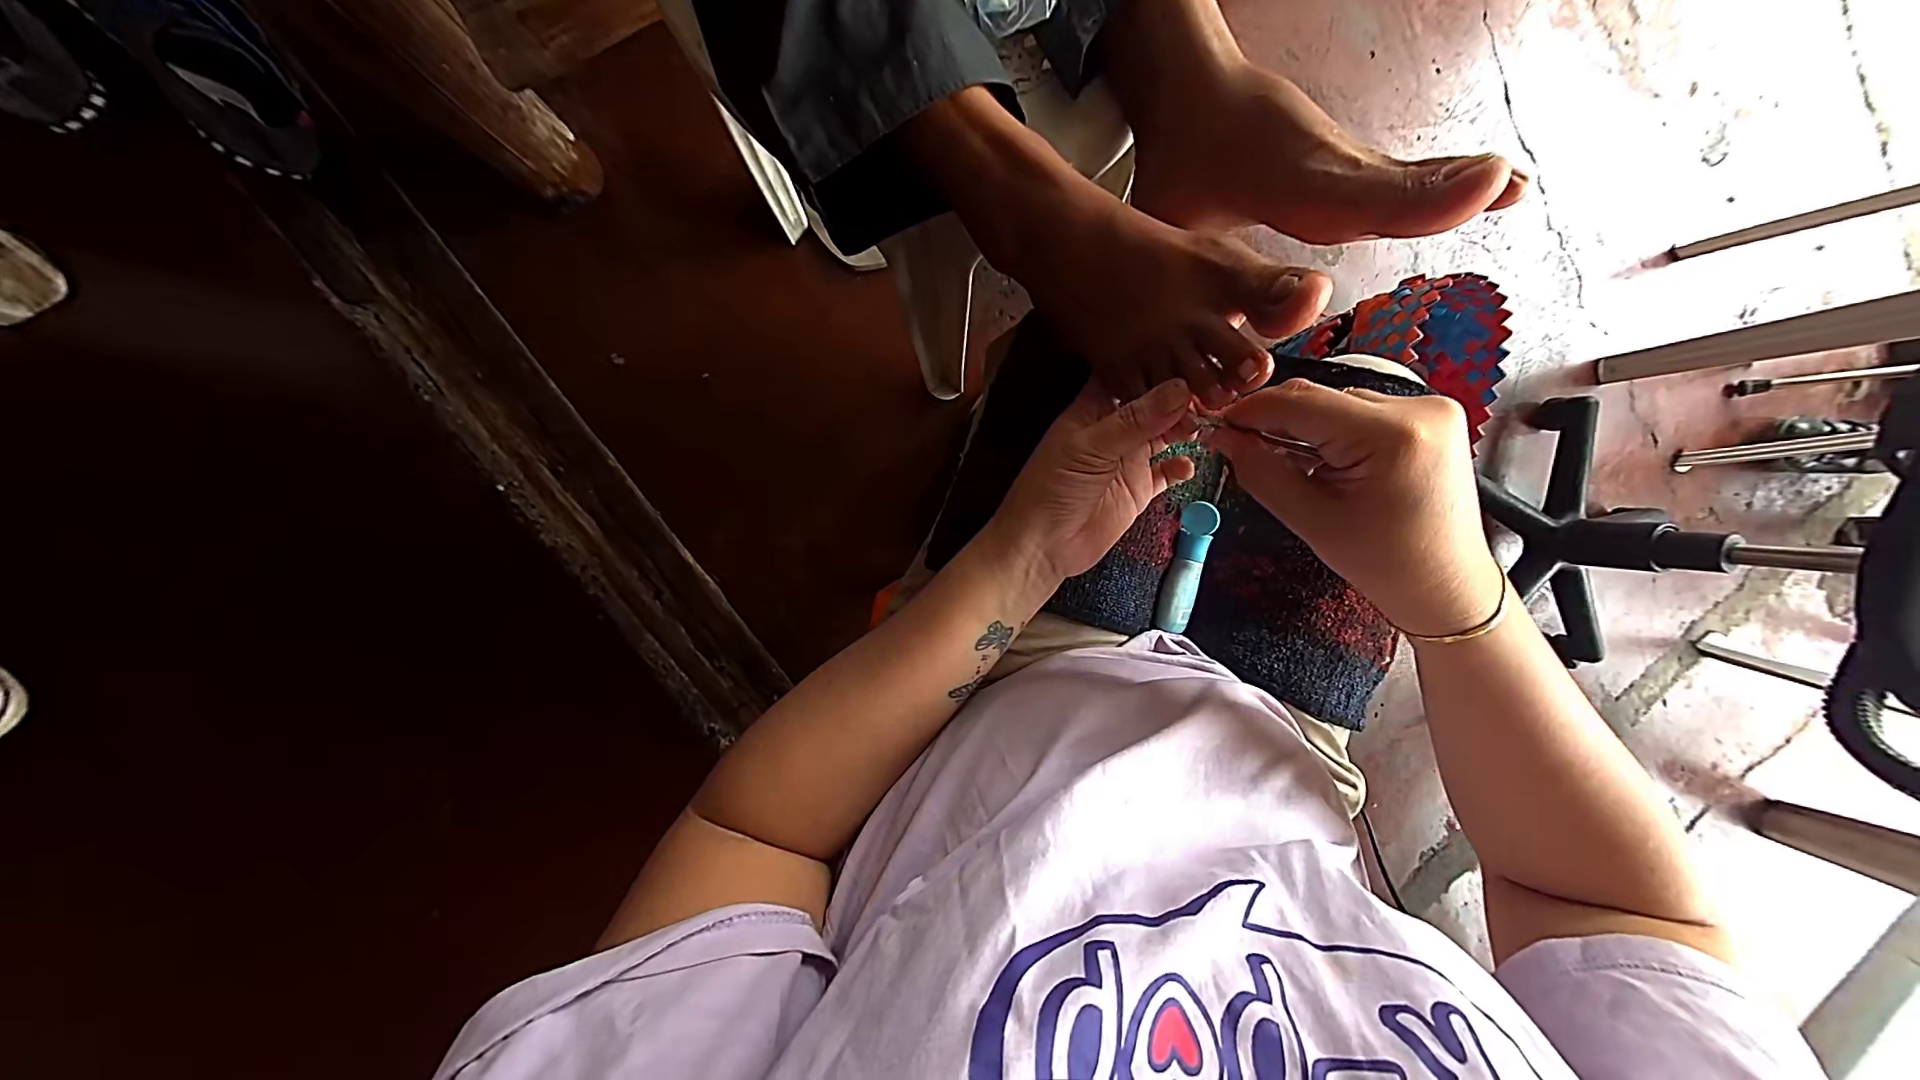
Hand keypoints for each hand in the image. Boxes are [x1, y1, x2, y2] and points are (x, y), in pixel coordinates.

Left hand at [986, 378, 1199, 582]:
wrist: (1043, 546)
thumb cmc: (1052, 488)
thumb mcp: (1091, 447)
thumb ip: (1135, 420)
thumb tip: (1180, 388)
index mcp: (1092, 409)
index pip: (1129, 374)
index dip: (1158, 364)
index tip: (1194, 355)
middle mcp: (1113, 430)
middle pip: (1154, 404)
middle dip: (1181, 397)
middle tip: (1215, 392)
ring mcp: (1126, 459)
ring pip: (1164, 434)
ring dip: (1185, 428)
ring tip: (1208, 423)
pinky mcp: (1137, 489)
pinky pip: (1166, 472)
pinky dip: (1180, 466)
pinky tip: (1188, 465)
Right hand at [1205, 380, 1504, 636]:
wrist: (1446, 583)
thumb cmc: (1383, 562)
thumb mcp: (1310, 519)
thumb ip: (1261, 471)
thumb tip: (1223, 438)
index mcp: (1392, 434)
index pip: (1300, 403)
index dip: (1249, 411)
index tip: (1215, 426)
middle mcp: (1418, 407)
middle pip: (1318, 398)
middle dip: (1272, 420)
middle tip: (1235, 445)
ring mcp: (1429, 408)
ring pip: (1334, 402)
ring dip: (1299, 426)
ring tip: (1278, 460)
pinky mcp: (1427, 417)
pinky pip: (1357, 411)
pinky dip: (1327, 431)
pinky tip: (1314, 459)